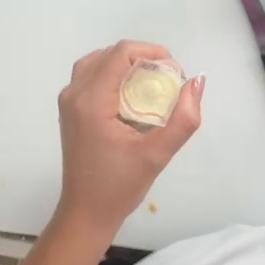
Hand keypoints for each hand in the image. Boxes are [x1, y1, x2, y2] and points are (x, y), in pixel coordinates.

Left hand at [54, 41, 203, 240]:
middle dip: (142, 58)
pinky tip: (132, 95)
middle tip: (168, 79)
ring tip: (151, 82)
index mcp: (91, 101)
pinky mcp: (69, 110)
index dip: (152, 52)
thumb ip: (183, 118)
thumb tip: (196, 82)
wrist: (86, 212)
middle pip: (109, 54)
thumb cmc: (119, 186)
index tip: (175, 72)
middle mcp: (74, 94)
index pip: (121, 53)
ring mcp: (68, 101)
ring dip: (126, 65)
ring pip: (97, 62)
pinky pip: (90, 76)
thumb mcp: (157, 154)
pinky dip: (112, 75)